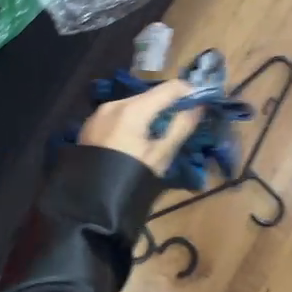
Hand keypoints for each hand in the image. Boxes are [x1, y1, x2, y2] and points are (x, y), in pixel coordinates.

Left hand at [79, 79, 203, 176]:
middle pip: (150, 96)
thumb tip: (199, 107)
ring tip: (159, 134)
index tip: (201, 104)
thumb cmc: (130, 179)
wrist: (90, 203)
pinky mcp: (90, 125)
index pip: (169, 88)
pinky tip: (136, 140)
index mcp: (133, 109)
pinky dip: (132, 121)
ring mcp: (99, 114)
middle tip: (182, 123)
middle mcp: (114, 104)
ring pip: (134, 105)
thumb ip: (182, 127)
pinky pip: (118, 115)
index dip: (189, 93)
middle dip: (168, 105)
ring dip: (150, 113)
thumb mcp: (161, 155)